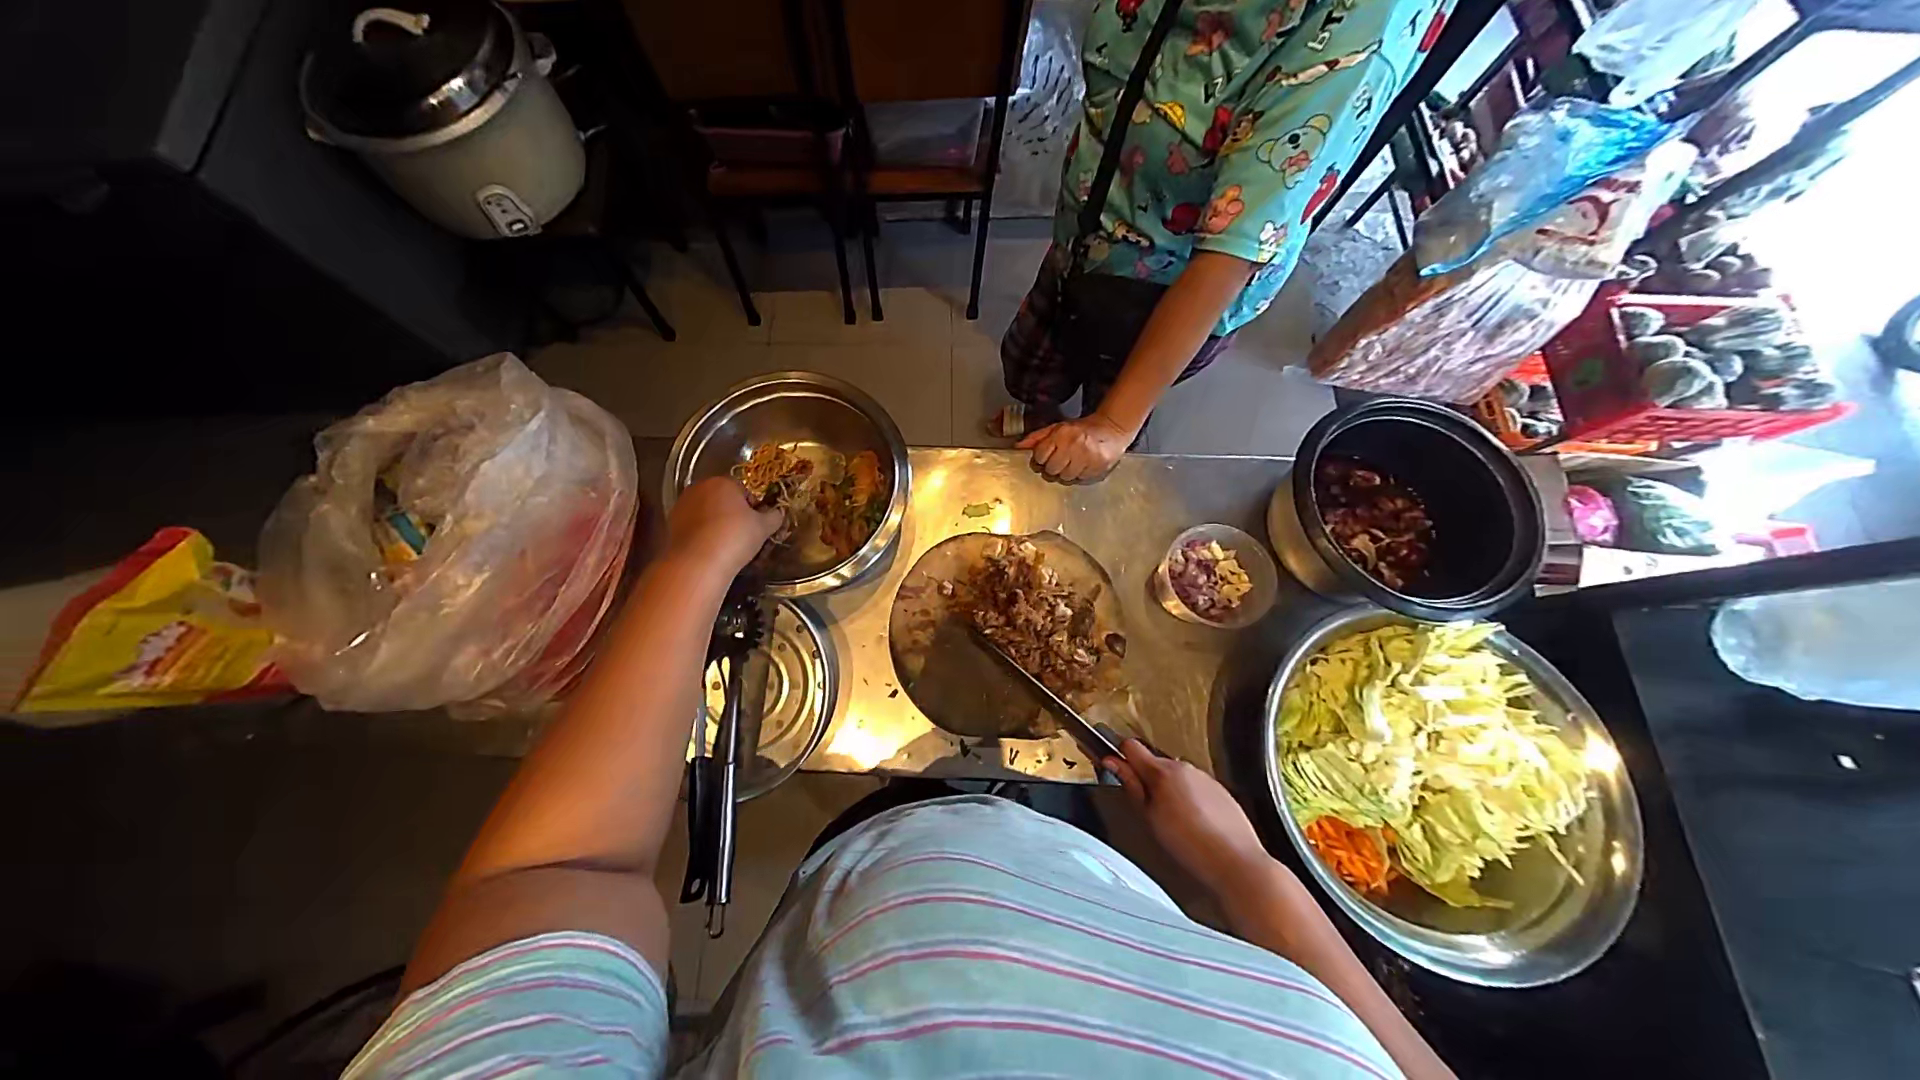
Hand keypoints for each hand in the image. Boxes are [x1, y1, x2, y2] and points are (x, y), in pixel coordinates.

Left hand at [666, 476, 782, 569]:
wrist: (698, 563)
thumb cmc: (735, 538)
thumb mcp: (763, 528)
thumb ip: (774, 517)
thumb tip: (778, 513)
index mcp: (723, 482)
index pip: (744, 491)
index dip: (753, 509)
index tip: (757, 525)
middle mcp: (700, 488)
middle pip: (723, 499)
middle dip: (733, 513)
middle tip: (743, 535)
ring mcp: (682, 505)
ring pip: (706, 511)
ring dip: (716, 523)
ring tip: (726, 544)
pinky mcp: (671, 523)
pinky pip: (693, 525)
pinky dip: (701, 533)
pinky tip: (710, 549)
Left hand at [1016, 412, 1133, 482]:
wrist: (1111, 430)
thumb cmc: (1081, 430)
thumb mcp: (1057, 428)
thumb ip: (1037, 438)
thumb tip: (1018, 447)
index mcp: (1062, 433)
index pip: (1040, 456)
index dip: (1041, 458)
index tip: (1046, 456)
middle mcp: (1074, 445)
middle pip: (1051, 469)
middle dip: (1053, 467)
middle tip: (1060, 460)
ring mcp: (1087, 458)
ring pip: (1065, 477)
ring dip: (1066, 472)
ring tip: (1072, 462)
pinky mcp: (1097, 468)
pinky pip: (1079, 480)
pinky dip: (1079, 475)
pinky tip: (1082, 465)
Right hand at [1104, 739, 1274, 896]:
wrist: (1236, 862)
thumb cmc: (1192, 846)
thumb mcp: (1149, 817)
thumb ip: (1130, 785)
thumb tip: (1114, 764)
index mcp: (1162, 772)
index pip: (1131, 746)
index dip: (1121, 758)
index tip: (1119, 771)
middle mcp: (1184, 767)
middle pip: (1155, 763)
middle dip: (1148, 781)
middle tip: (1150, 811)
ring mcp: (1204, 777)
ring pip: (1176, 776)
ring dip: (1170, 791)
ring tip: (1175, 823)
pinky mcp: (1220, 789)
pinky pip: (1196, 787)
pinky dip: (1191, 800)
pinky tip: (1194, 825)